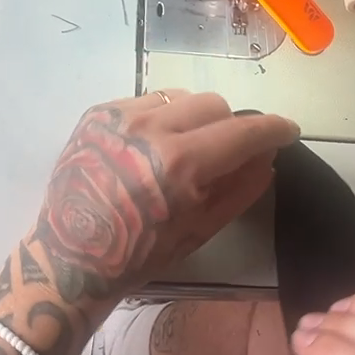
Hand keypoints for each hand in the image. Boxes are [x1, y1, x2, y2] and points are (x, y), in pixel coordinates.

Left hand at [27, 91, 297, 309]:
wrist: (68, 257)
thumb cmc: (137, 253)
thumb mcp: (197, 230)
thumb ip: (239, 190)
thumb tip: (267, 158)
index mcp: (180, 165)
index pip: (244, 131)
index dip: (273, 129)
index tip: (287, 131)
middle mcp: (152, 129)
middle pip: (215, 104)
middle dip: (229, 128)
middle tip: (222, 154)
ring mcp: (121, 116)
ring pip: (182, 97)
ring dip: (194, 120)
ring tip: (181, 150)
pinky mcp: (99, 112)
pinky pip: (149, 100)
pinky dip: (161, 119)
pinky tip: (149, 147)